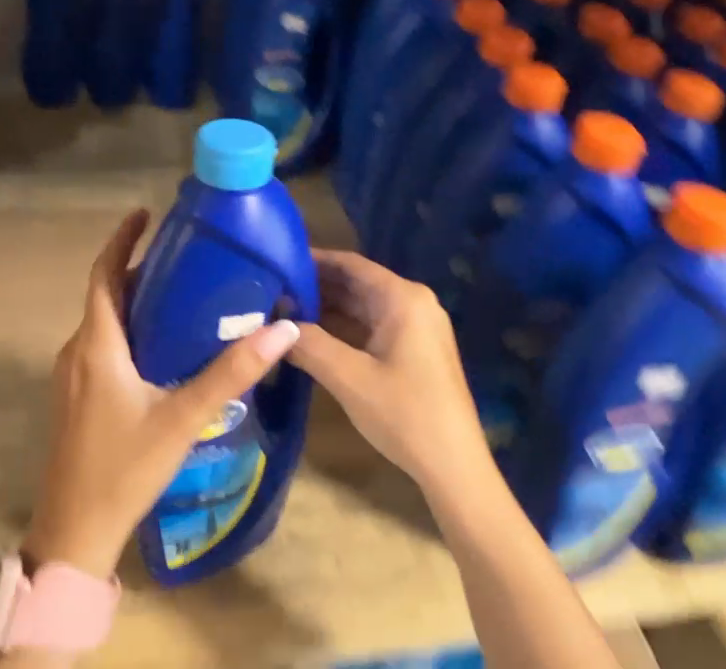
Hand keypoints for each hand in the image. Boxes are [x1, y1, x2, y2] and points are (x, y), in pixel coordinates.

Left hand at [23, 209, 301, 577]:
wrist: (74, 533)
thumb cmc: (124, 469)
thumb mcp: (183, 417)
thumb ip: (231, 372)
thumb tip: (283, 329)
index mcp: (97, 346)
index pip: (104, 275)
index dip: (122, 240)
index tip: (146, 214)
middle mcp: (77, 353)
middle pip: (106, 296)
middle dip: (139, 270)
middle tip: (186, 258)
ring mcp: (71, 378)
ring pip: (104, 324)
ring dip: (136, 302)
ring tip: (183, 296)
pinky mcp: (75, 400)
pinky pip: (102, 348)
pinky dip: (130, 331)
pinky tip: (164, 348)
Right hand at [287, 250, 494, 499]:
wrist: (453, 464)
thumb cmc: (404, 414)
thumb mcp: (349, 378)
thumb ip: (310, 345)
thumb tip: (273, 325)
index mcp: (402, 298)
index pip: (351, 264)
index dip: (314, 261)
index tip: (277, 261)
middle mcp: (414, 302)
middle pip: (358, 283)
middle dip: (316, 286)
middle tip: (272, 290)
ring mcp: (418, 326)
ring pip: (365, 306)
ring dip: (328, 308)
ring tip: (283, 311)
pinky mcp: (416, 349)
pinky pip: (375, 326)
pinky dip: (345, 327)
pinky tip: (313, 336)